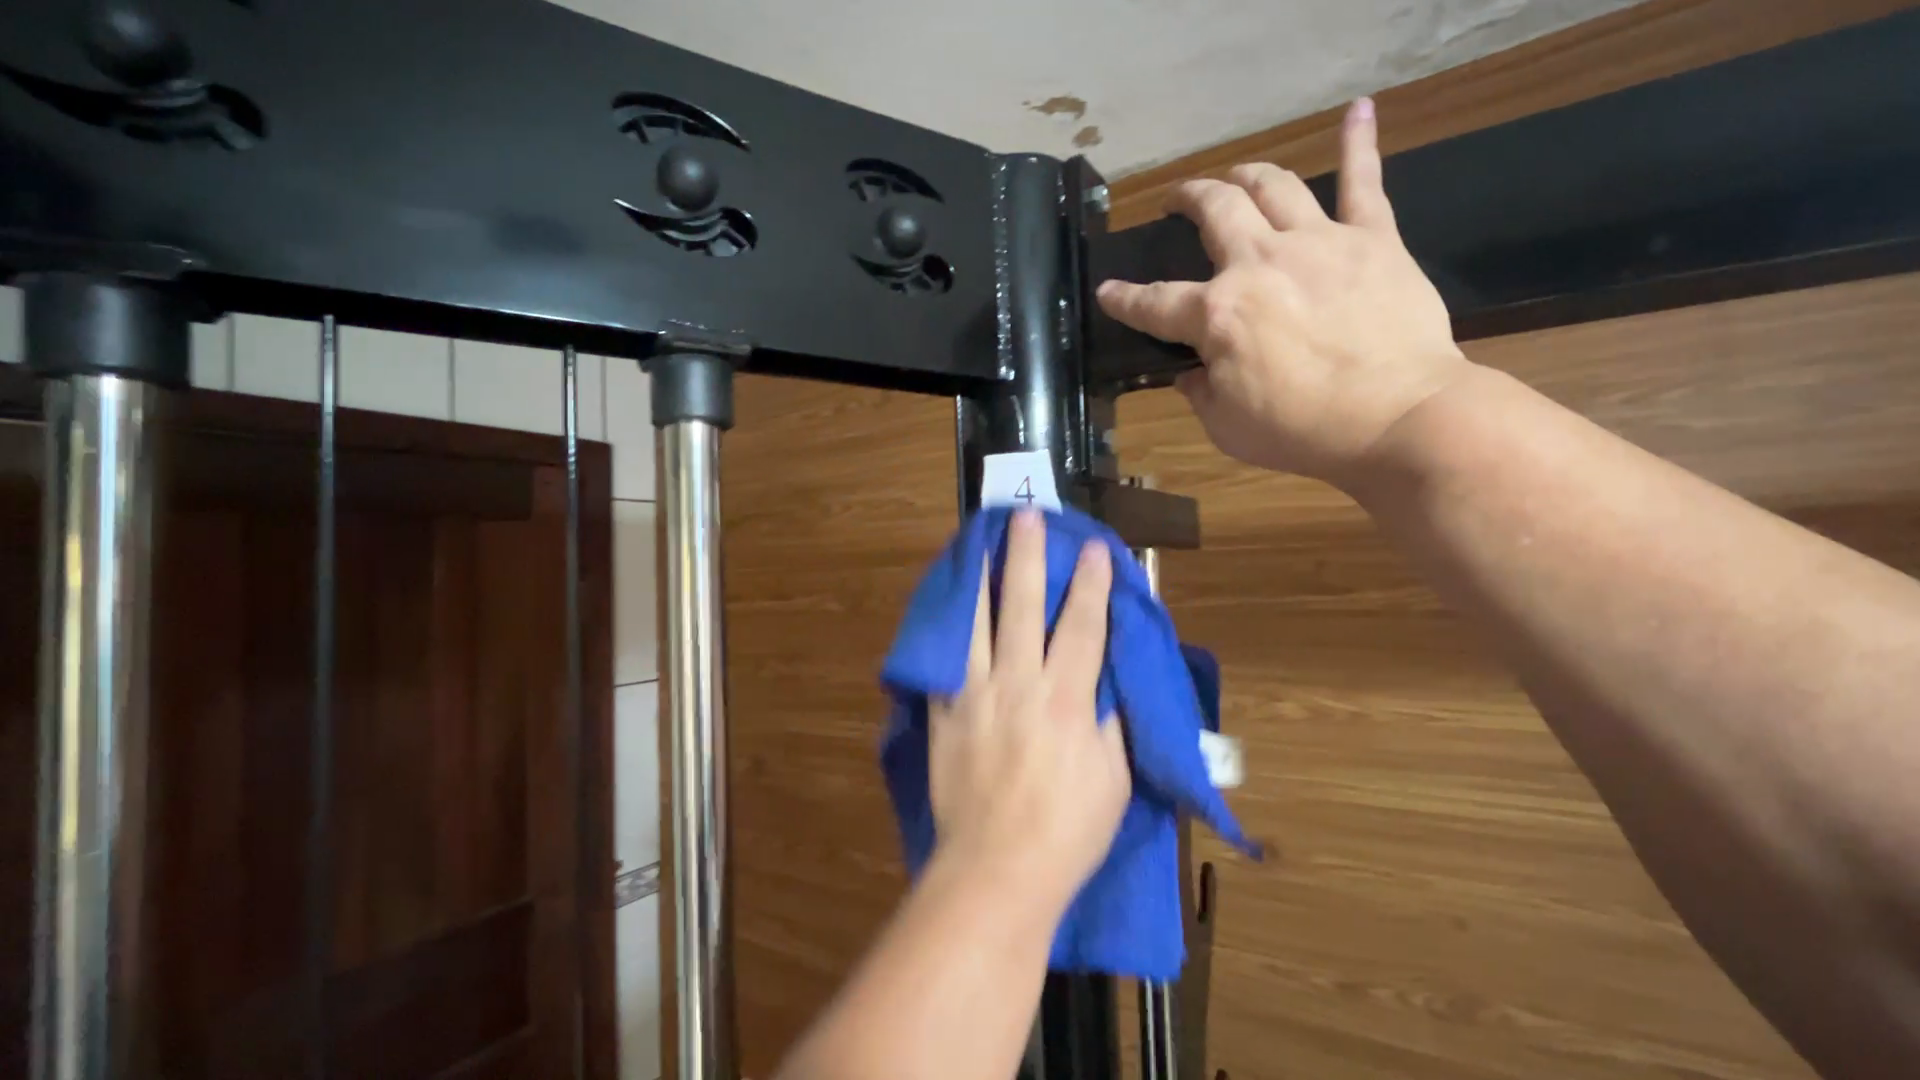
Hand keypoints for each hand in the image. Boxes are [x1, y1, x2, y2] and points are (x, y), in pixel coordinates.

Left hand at [928, 510, 1130, 908]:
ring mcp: (973, 697)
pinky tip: (945, 607)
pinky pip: (943, 660)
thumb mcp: (1114, 779)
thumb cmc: (1067, 831)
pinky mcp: (944, 715)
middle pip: (1020, 608)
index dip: (1091, 586)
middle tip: (1025, 518)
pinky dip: (946, 628)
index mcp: (1066, 701)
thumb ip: (1110, 723)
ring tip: (975, 542)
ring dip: (977, 578)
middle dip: (1026, 558)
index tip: (1096, 550)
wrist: (997, 869)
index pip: (1081, 628)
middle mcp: (1017, 685)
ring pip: (972, 623)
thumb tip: (1105, 681)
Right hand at [1095, 98, 1471, 484]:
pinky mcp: (1373, 238)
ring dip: (1246, 175)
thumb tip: (1191, 372)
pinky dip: (1360, 143)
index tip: (1107, 292)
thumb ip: (1201, 393)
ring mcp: (1318, 242)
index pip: (1154, 301)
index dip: (1124, 298)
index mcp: (1217, 314)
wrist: (1400, 418)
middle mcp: (1259, 262)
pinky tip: (1358, 109)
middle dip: (1187, 199)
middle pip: (1214, 211)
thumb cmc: (1306, 432)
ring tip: (1234, 176)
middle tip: (1177, 201)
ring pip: (1273, 186)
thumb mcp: (1228, 428)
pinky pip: (1364, 181)